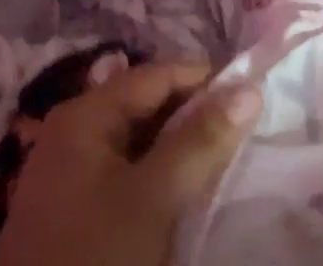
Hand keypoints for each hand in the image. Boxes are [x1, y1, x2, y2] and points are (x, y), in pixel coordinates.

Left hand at [0, 63, 262, 265]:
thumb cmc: (96, 254)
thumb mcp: (154, 197)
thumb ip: (201, 140)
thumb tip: (250, 88)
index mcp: (84, 114)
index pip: (158, 74)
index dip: (207, 79)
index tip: (254, 96)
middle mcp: (73, 131)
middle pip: (146, 104)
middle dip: (195, 114)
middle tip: (244, 132)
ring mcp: (68, 172)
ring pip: (138, 140)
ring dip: (179, 147)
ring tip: (223, 160)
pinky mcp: (72, 208)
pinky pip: (126, 172)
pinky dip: (158, 174)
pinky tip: (184, 191)